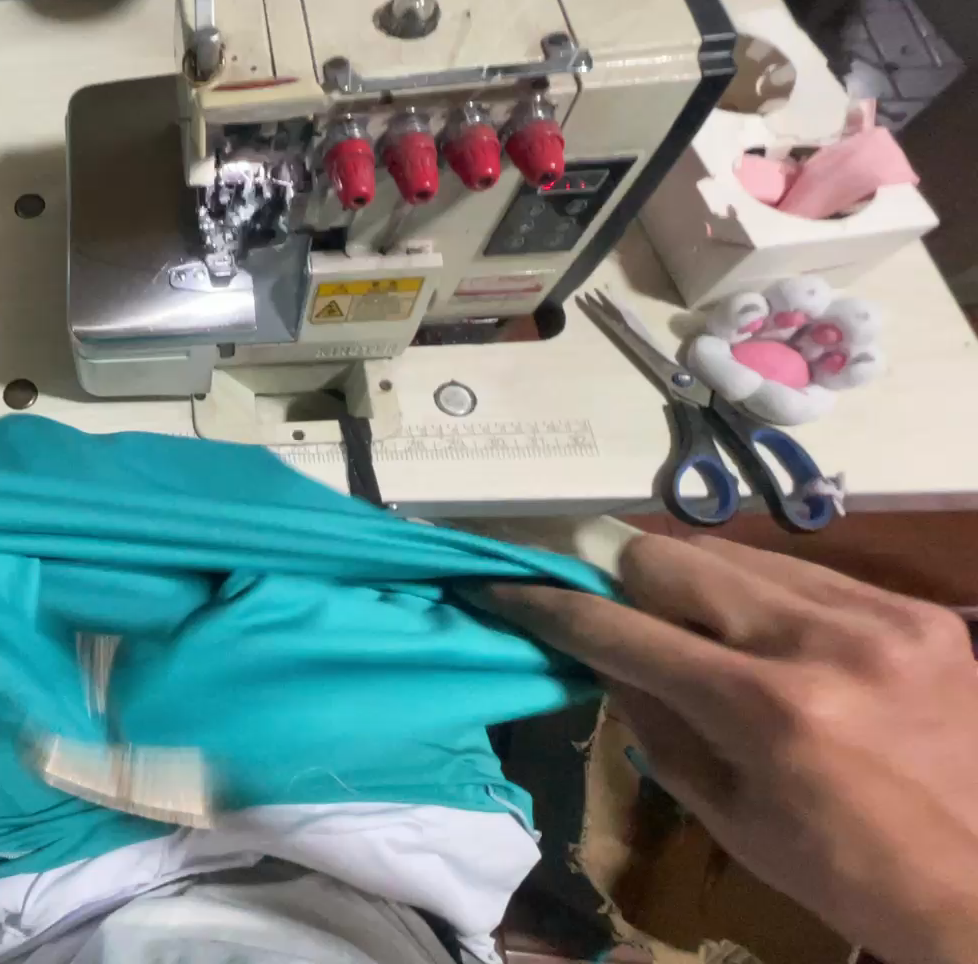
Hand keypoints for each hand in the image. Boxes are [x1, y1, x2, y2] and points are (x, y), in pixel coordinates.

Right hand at [484, 534, 977, 963]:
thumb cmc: (841, 868)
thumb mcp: (713, 801)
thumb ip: (642, 708)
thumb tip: (592, 646)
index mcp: (765, 708)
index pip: (614, 626)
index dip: (543, 602)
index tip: (500, 586)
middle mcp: (822, 643)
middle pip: (664, 557)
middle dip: (619, 580)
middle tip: (613, 612)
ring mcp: (882, 618)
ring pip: (723, 552)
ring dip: (685, 584)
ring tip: (696, 630)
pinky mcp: (921, 612)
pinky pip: (789, 571)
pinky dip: (750, 593)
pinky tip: (763, 636)